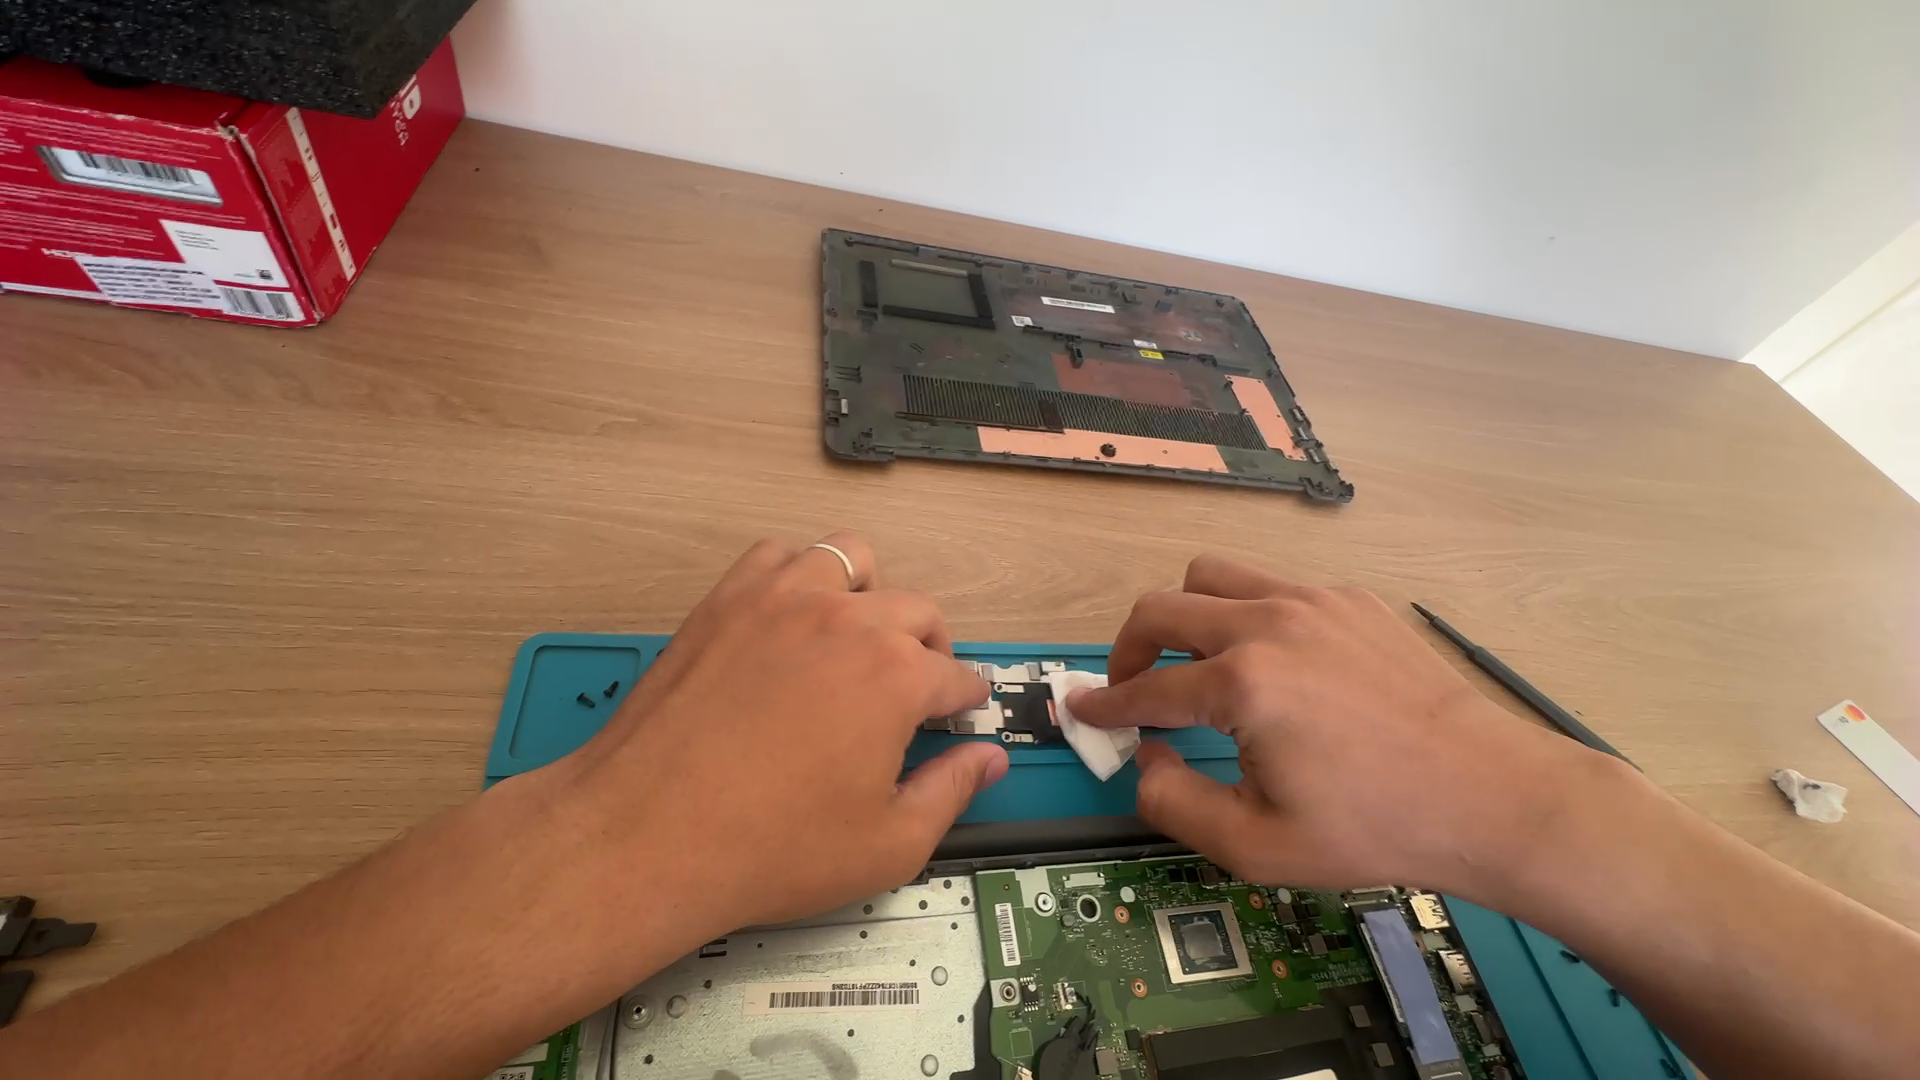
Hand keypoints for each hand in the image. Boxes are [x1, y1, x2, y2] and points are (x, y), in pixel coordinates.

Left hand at [551, 531, 1006, 938]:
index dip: (964, 701)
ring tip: (857, 636)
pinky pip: (780, 554)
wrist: (647, 834)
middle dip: (930, 651)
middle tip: (911, 690)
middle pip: (919, 612)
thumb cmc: (770, 847)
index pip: (957, 676)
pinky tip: (792, 616)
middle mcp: (849, 620)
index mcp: (897, 675)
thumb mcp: (887, 844)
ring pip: (854, 559)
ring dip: (870, 594)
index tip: (955, 716)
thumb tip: (989, 760)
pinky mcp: (730, 597)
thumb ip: (952, 791)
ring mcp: (785, 598)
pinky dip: (798, 574)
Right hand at [1066, 555, 1630, 899]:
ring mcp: (1312, 600)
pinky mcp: (1350, 598)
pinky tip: (1276, 661)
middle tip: (1134, 685)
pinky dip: (1247, 614)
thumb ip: (1173, 801)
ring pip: (1211, 575)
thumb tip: (1147, 754)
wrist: (1494, 798)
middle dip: (1129, 646)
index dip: (1104, 703)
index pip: (1145, 688)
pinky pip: (1271, 586)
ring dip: (1184, 613)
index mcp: (1241, 683)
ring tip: (1198, 659)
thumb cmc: (1374, 828)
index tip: (1080, 706)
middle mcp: (1267, 623)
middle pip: (1161, 607)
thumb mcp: (1257, 845)